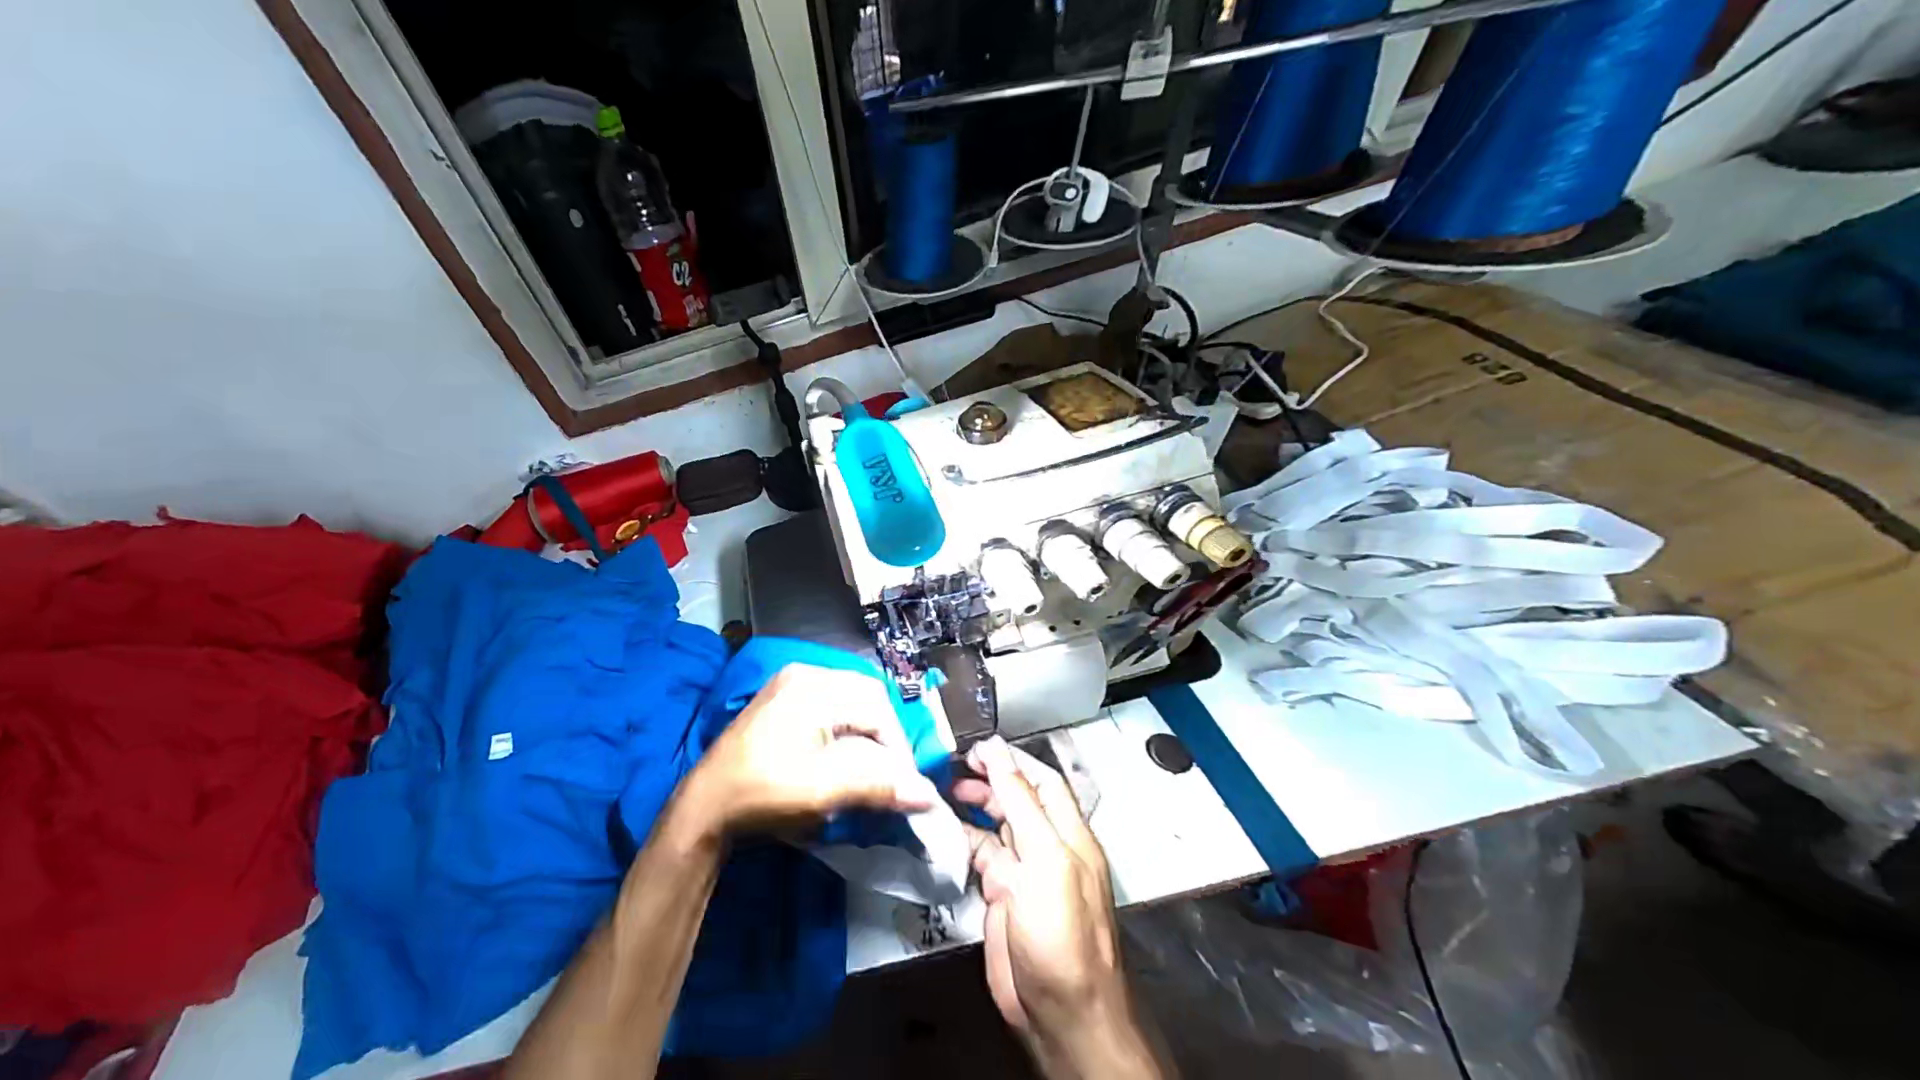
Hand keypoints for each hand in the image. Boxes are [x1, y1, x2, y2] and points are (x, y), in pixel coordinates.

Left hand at [678, 664, 937, 835]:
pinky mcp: (780, 703)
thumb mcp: (826, 789)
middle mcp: (804, 675)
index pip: (877, 710)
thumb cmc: (765, 792)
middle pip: (866, 699)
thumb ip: (880, 786)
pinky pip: (829, 708)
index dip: (897, 748)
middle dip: (884, 738)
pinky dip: (845, 731)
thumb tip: (927, 796)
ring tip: (870, 769)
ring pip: (849, 703)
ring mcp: (789, 686)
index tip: (904, 784)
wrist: (704, 808)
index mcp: (814, 686)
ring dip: (866, 735)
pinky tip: (843, 757)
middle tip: (890, 775)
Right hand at [954, 737, 1163, 1079]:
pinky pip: (980, 856)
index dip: (1011, 760)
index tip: (977, 747)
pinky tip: (943, 828)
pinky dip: (962, 838)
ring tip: (946, 789)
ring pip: (997, 825)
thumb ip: (1020, 803)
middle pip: (1017, 799)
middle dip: (989, 778)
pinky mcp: (1001, 896)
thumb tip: (999, 752)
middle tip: (955, 766)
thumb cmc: (1063, 935)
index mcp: (1067, 833)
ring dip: (974, 804)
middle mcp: (1047, 846)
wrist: (1059, 1011)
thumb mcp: (1045, 858)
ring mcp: (1023, 872)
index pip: (1040, 781)